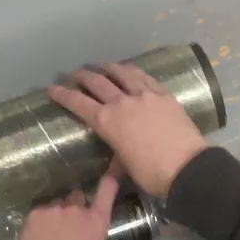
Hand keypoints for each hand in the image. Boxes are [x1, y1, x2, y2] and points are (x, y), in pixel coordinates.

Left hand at [14, 168, 121, 239]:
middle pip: (79, 196)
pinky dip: (42, 219)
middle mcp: (77, 209)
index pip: (107, 189)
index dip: (111, 179)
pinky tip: (38, 235)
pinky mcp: (34, 213)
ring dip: (58, 212)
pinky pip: (41, 210)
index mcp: (96, 221)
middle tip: (72, 223)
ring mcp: (54, 209)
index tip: (112, 174)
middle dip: (78, 205)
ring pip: (59, 203)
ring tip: (52, 231)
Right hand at [48, 63, 208, 197]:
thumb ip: (117, 154)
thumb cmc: (151, 173)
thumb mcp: (126, 166)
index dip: (63, 94)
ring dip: (110, 68)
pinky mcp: (164, 95)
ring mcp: (145, 96)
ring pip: (123, 74)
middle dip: (84, 77)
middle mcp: (122, 103)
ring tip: (103, 65)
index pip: (79, 103)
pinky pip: (146, 78)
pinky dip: (134, 72)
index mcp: (107, 122)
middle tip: (76, 74)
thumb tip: (116, 156)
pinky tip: (132, 71)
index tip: (52, 88)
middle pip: (98, 83)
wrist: (187, 167)